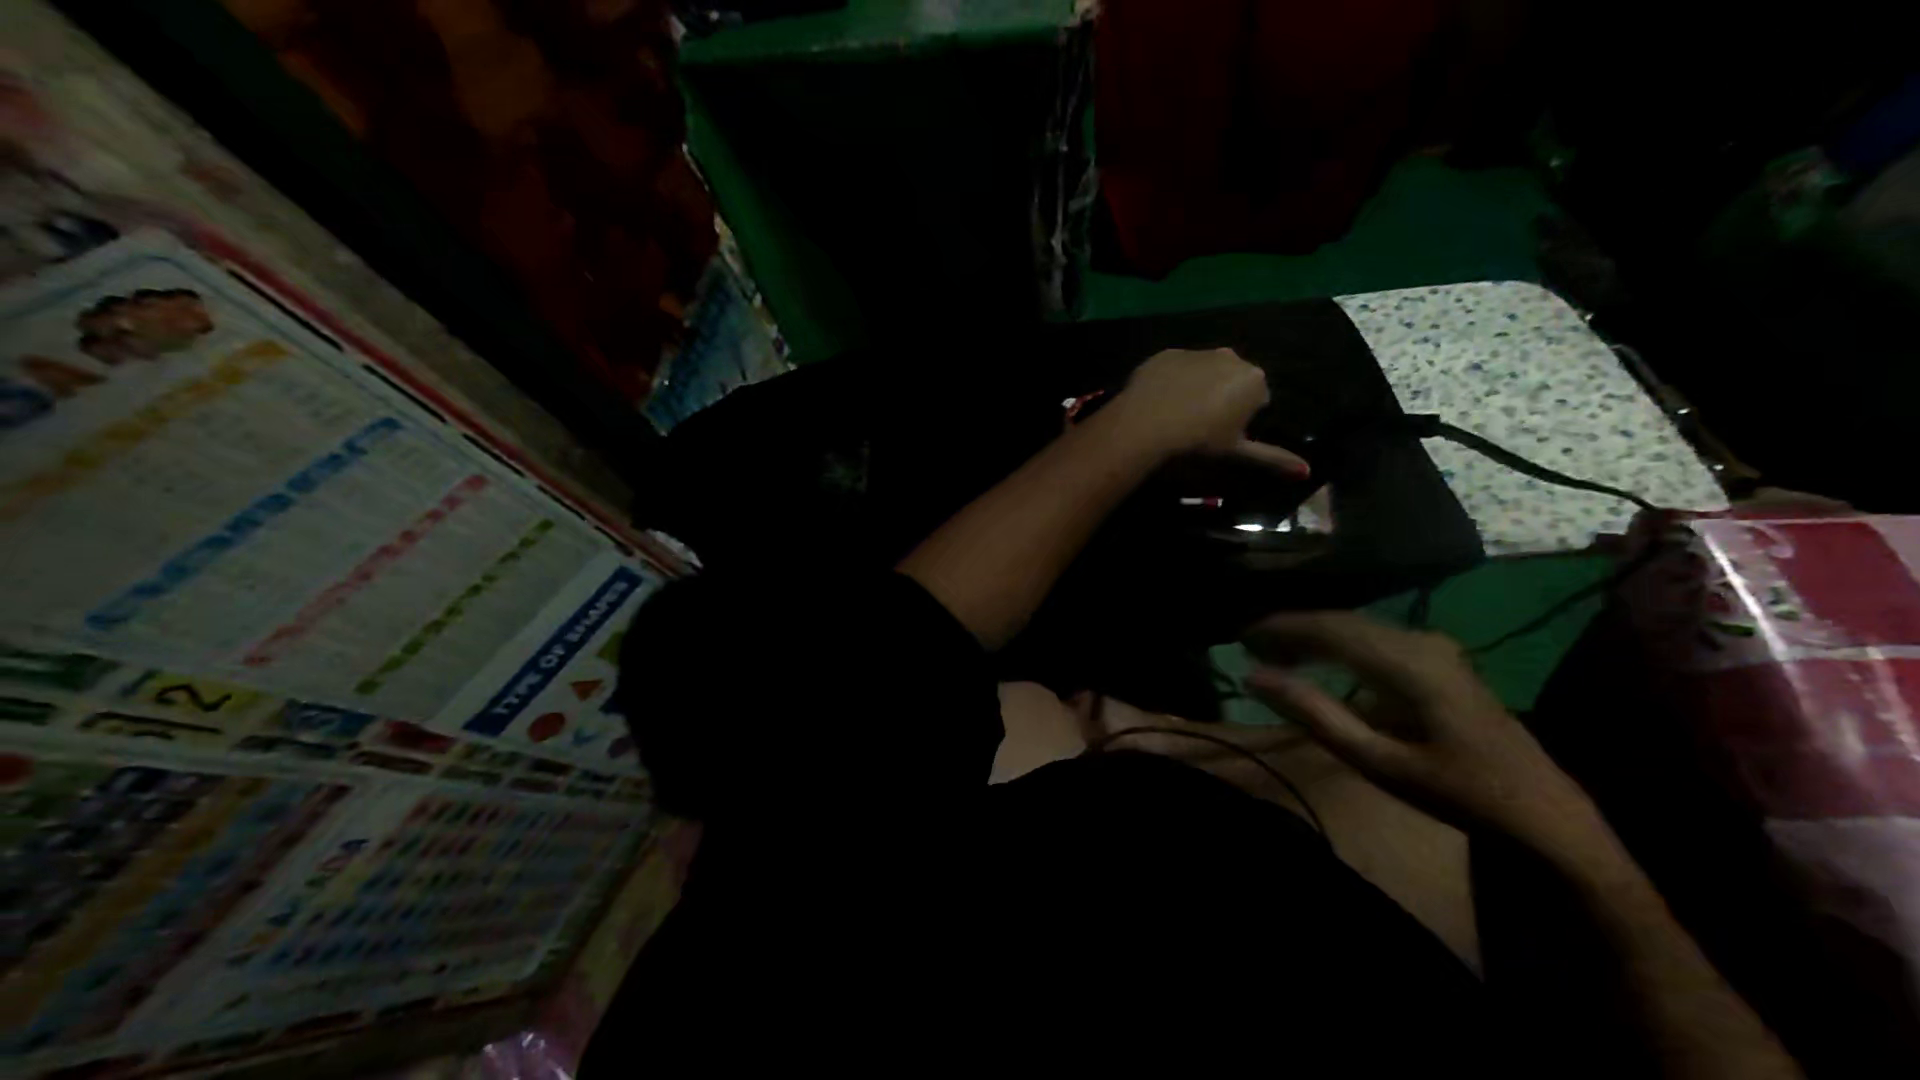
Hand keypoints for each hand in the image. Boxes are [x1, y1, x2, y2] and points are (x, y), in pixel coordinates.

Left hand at [1104, 348, 1309, 475]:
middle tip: (1200, 426)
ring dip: (1197, 387)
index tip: (1220, 435)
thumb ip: (1272, 458)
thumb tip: (1307, 470)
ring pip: (1203, 371)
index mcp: (1255, 380)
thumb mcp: (1236, 453)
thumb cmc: (1198, 442)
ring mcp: (1196, 352)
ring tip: (1177, 415)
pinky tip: (1159, 402)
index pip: (1257, 399)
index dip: (1240, 419)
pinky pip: (1174, 368)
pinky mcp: (1165, 354)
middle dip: (1222, 398)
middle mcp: (1230, 357)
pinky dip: (1171, 381)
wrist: (1143, 426)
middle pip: (1232, 380)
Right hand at [1243, 612, 1606, 855]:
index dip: (1281, 627)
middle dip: (1293, 630)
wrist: (1547, 817)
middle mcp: (1422, 642)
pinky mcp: (1440, 662)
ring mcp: (1436, 649)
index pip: (1329, 628)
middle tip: (1249, 646)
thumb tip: (1254, 677)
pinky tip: (1320, 664)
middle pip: (1342, 621)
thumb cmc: (1460, 794)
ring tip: (1275, 655)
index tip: (1240, 636)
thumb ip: (1315, 714)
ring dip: (1314, 638)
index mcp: (1409, 662)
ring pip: (1358, 628)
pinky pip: (1376, 641)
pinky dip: (1340, 648)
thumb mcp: (1378, 762)